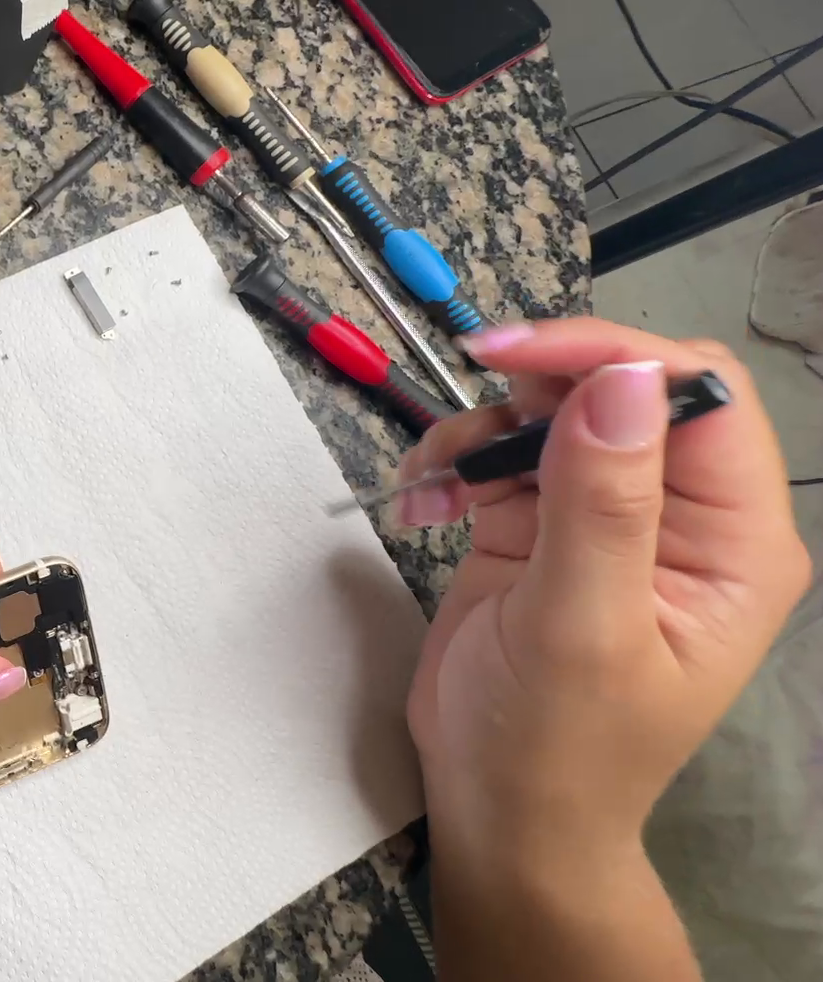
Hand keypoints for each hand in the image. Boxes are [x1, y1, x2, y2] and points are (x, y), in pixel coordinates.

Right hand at [398, 321, 809, 911]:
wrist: (496, 793)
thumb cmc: (556, 732)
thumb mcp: (579, 624)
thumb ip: (602, 503)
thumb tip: (618, 381)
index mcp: (727, 538)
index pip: (691, 401)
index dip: (606, 356)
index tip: (501, 354)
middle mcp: (670, 516)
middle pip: (611, 396)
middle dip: (526, 394)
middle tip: (452, 428)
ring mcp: (591, 521)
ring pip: (535, 423)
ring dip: (468, 440)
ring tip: (424, 491)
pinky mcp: (525, 530)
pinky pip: (488, 465)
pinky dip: (444, 471)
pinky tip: (418, 508)